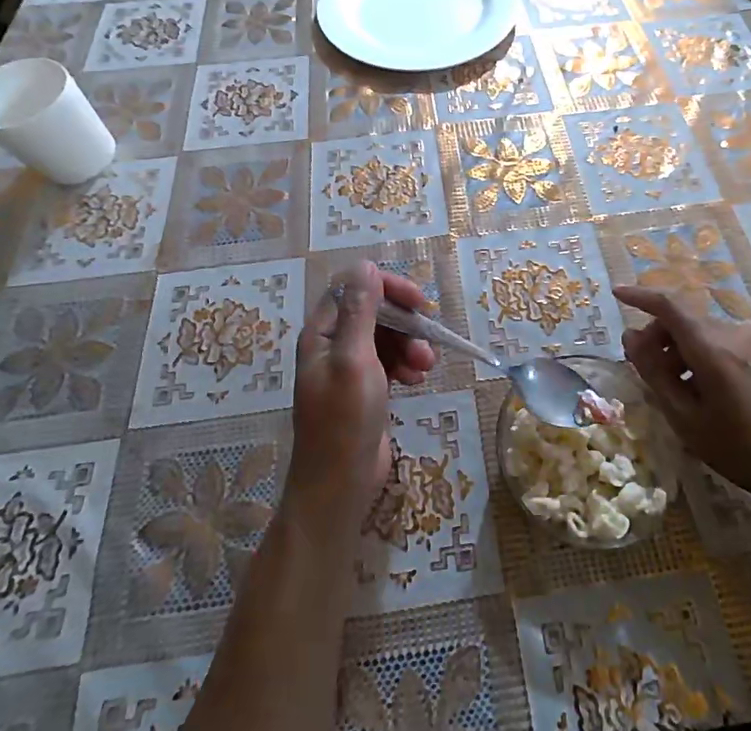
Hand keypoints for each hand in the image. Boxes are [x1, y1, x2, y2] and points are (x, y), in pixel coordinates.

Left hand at [288, 262, 436, 527]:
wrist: (339, 485)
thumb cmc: (344, 420)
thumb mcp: (354, 359)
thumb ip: (360, 312)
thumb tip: (364, 265)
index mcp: (321, 334)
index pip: (353, 290)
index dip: (387, 289)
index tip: (419, 301)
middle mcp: (332, 346)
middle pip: (374, 313)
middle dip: (405, 323)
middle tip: (429, 338)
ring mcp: (349, 369)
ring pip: (386, 338)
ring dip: (410, 346)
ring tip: (425, 368)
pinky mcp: (366, 390)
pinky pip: (390, 362)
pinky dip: (406, 365)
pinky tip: (417, 382)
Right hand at [615, 285, 750, 526]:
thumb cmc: (742, 451)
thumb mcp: (687, 420)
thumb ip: (655, 374)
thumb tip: (631, 337)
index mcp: (714, 350)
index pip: (669, 306)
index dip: (640, 296)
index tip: (616, 293)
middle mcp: (735, 335)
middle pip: (685, 320)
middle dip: (658, 337)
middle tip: (645, 372)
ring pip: (703, 332)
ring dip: (680, 349)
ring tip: (675, 390)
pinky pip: (722, 343)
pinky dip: (701, 355)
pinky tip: (703, 391)